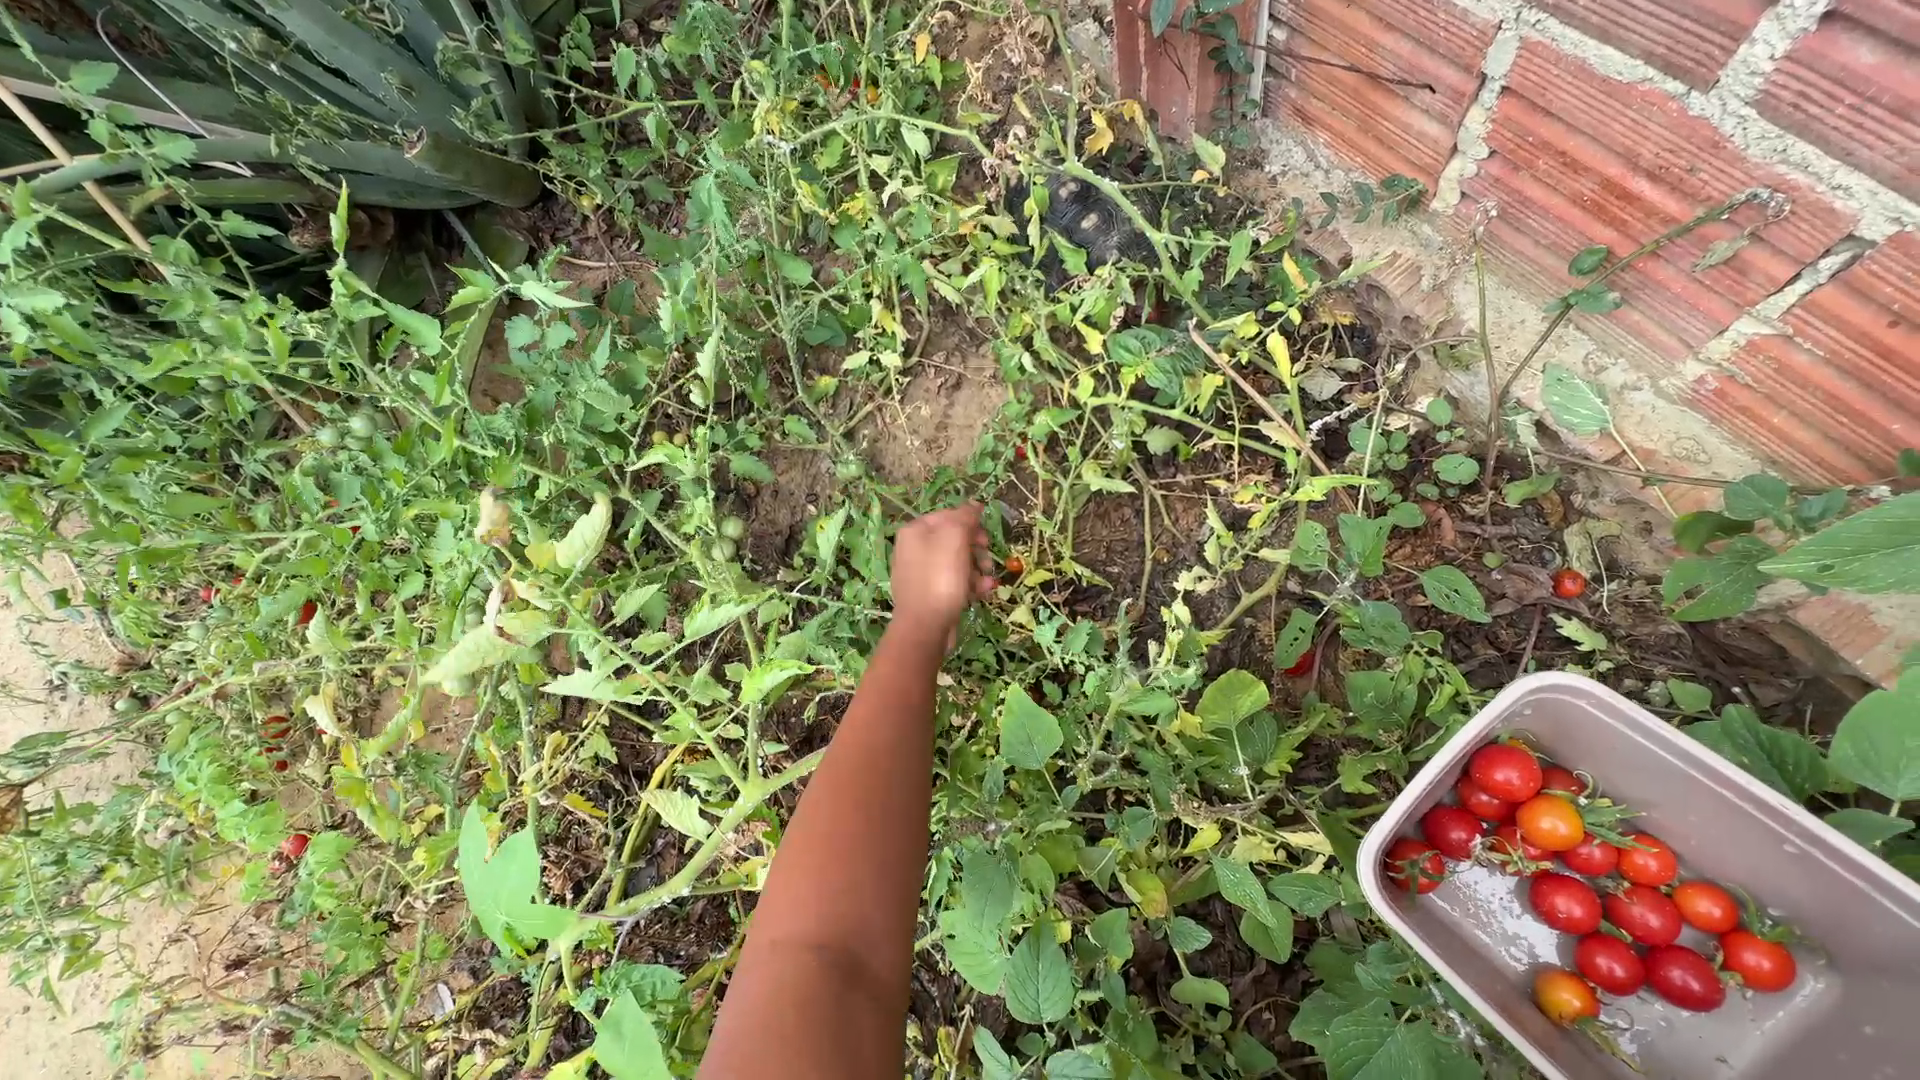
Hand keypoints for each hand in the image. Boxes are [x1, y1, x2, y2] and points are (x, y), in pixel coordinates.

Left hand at [889, 504, 996, 642]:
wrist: (925, 626)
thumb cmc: (940, 577)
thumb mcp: (955, 537)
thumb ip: (965, 516)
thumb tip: (974, 505)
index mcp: (915, 530)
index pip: (948, 516)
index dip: (971, 523)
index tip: (986, 536)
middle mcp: (913, 549)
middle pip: (954, 540)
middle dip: (976, 548)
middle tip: (988, 558)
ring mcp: (920, 573)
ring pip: (957, 562)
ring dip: (978, 569)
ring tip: (988, 580)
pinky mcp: (930, 594)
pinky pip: (954, 582)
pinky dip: (971, 585)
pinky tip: (983, 592)